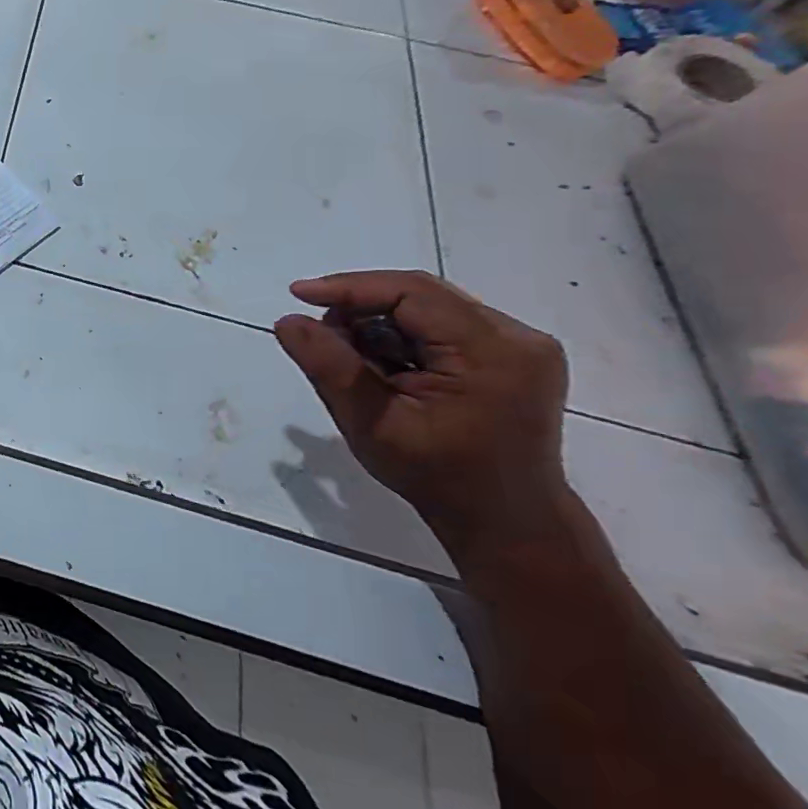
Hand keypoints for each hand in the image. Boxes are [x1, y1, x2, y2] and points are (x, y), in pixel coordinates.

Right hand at [273, 270, 570, 539]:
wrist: (504, 520)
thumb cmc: (436, 476)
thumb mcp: (370, 423)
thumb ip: (330, 367)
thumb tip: (288, 322)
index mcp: (491, 351)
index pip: (412, 293)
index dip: (350, 288)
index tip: (298, 295)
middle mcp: (516, 337)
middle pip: (422, 295)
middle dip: (361, 307)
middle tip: (319, 334)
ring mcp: (519, 346)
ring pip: (429, 309)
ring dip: (380, 325)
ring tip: (352, 361)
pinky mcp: (511, 357)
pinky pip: (443, 326)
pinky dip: (402, 338)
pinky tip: (383, 368)